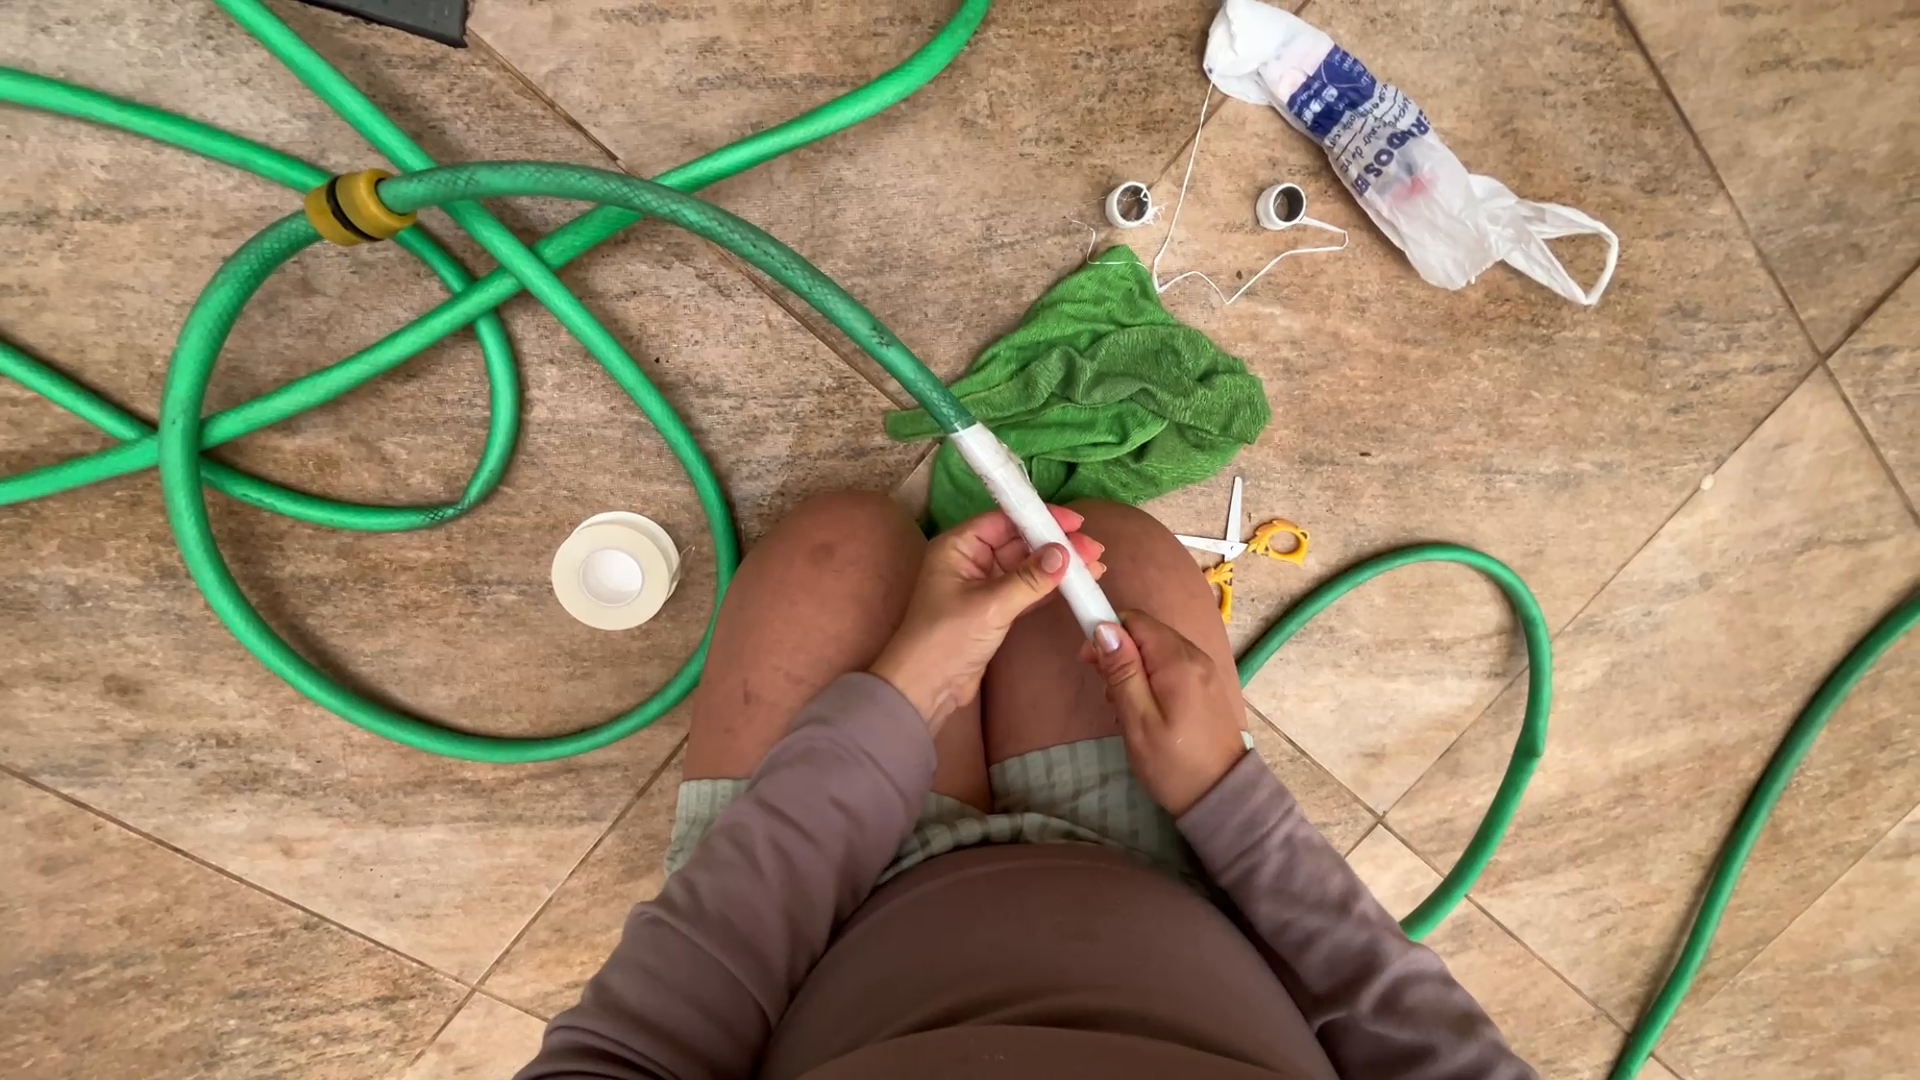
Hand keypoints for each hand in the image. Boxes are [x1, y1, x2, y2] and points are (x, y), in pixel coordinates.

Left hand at [871, 506, 1104, 727]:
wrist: (926, 687)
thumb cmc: (946, 638)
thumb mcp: (991, 605)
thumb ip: (1029, 579)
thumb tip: (1064, 553)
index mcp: (959, 546)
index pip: (1005, 520)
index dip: (1040, 518)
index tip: (1076, 523)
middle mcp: (970, 559)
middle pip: (1020, 542)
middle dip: (1057, 544)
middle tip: (1094, 550)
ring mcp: (982, 585)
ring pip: (1026, 567)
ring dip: (1058, 566)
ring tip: (1095, 565)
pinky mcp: (994, 609)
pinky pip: (1026, 590)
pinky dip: (1050, 588)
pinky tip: (1076, 585)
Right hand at [1082, 610, 1245, 815]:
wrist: (1224, 798)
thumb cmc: (1174, 764)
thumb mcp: (1138, 720)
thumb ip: (1122, 671)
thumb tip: (1104, 628)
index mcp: (1177, 661)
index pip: (1134, 620)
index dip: (1106, 633)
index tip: (1090, 663)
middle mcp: (1195, 656)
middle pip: (1146, 632)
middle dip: (1119, 653)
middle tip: (1107, 692)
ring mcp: (1205, 670)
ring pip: (1157, 649)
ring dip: (1134, 668)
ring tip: (1125, 706)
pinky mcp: (1207, 685)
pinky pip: (1172, 665)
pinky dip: (1152, 677)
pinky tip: (1146, 708)